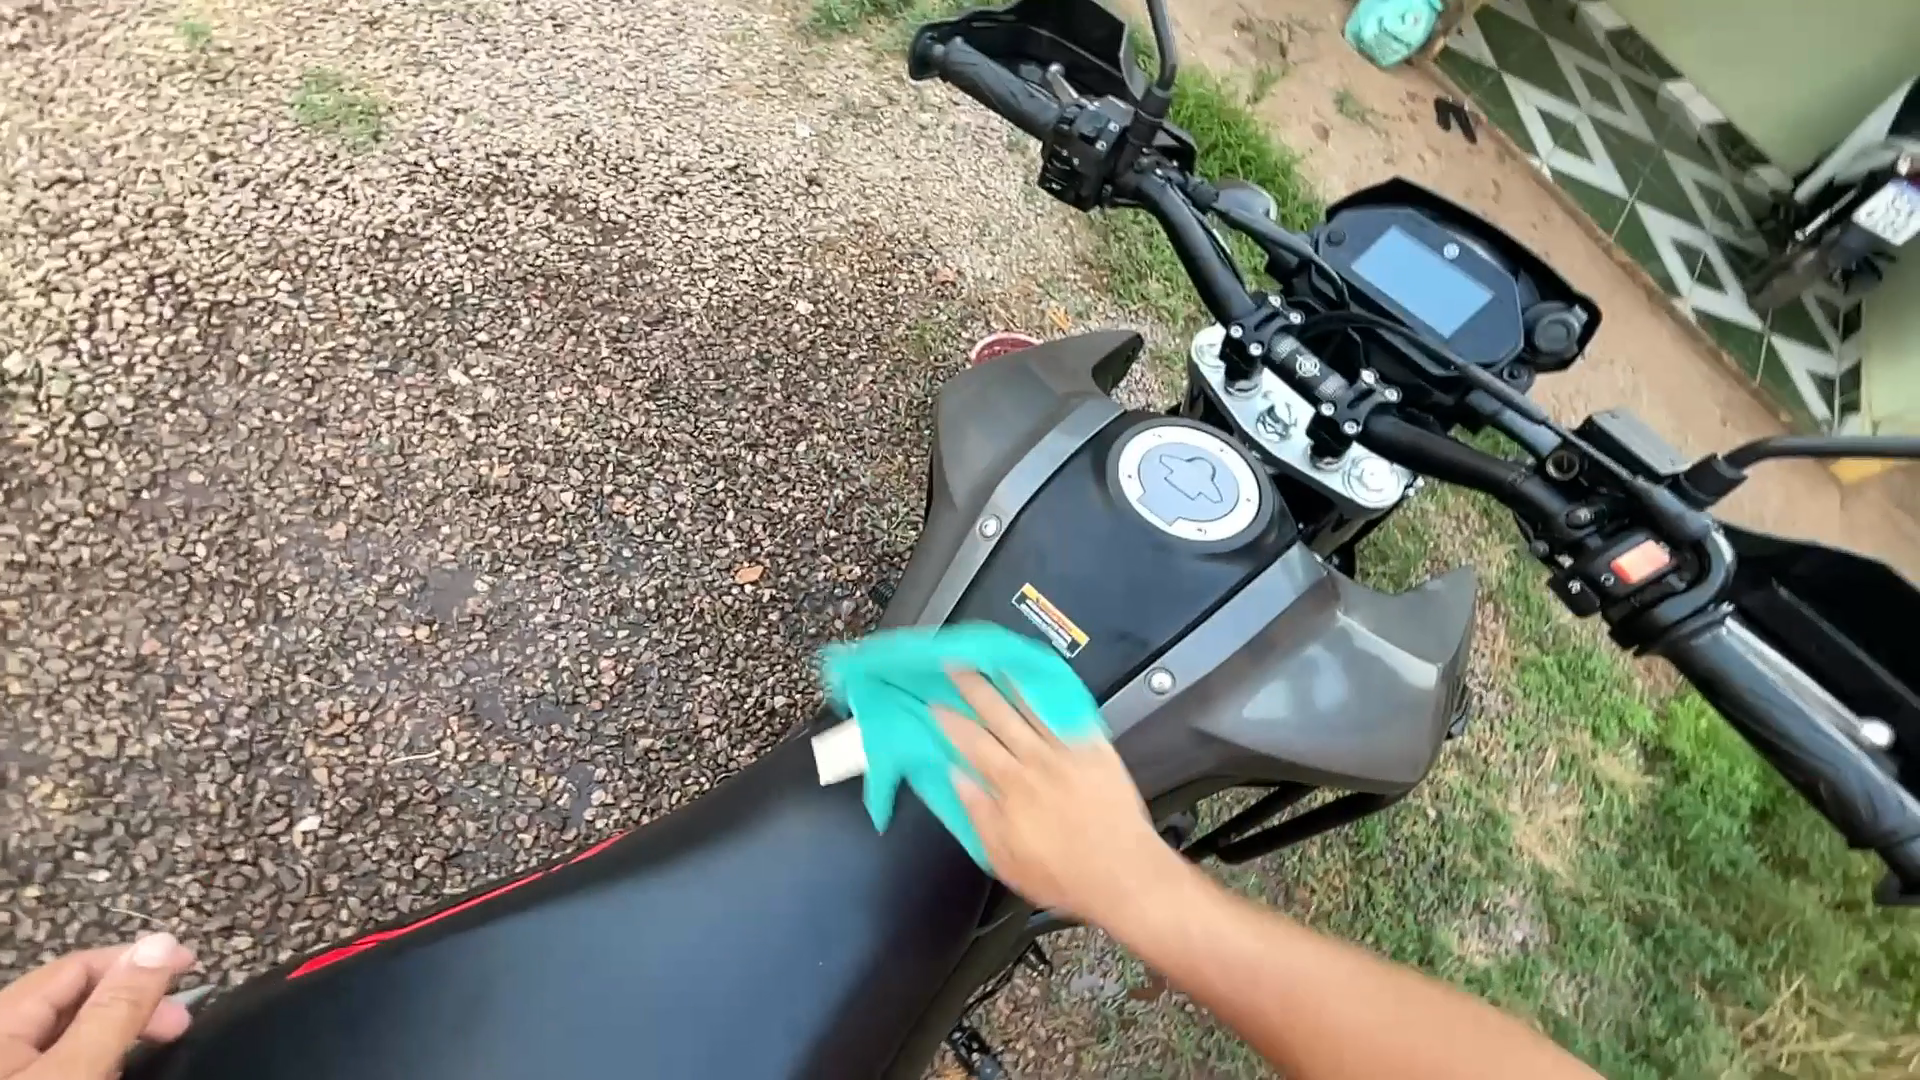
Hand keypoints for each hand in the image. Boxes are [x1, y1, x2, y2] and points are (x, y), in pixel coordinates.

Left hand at [0, 934, 196, 1079]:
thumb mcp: (73, 1074)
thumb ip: (118, 1007)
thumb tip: (162, 940)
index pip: (76, 967)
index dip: (138, 960)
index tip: (192, 970)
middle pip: (65, 999)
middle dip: (129, 1003)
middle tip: (176, 1028)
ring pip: (54, 1035)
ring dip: (109, 1035)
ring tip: (139, 1060)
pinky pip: (39, 1065)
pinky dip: (79, 1062)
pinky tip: (99, 1078)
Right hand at [939, 670, 1186, 925]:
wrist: (1125, 874)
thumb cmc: (1063, 874)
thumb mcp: (1006, 858)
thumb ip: (979, 814)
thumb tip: (957, 777)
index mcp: (1012, 786)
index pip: (973, 743)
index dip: (951, 720)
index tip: (936, 703)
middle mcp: (1037, 760)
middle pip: (999, 715)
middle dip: (974, 687)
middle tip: (956, 665)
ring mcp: (1069, 751)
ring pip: (1033, 707)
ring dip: (1011, 681)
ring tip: (995, 660)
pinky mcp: (1097, 749)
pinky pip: (1071, 714)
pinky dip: (1054, 695)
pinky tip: (1044, 680)